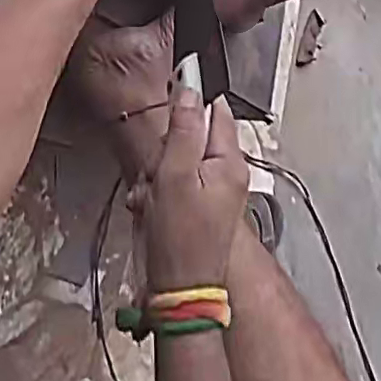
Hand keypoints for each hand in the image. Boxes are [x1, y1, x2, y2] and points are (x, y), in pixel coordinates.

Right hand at [141, 83, 249, 292]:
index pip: (213, 111)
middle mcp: (225, 173)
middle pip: (189, 136)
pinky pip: (171, 181)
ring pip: (174, 159)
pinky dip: (156, 190)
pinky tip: (151, 207)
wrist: (179, 289)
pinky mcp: (196, 205)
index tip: (166, 120)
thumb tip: (190, 90)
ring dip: (156, 173)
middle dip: (164, 149)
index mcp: (229, 162)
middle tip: (157, 172)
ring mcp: (210, 190)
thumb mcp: (175, 174)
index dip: (187, 107)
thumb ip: (183, 130)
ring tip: (152, 196)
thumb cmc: (180, 236)